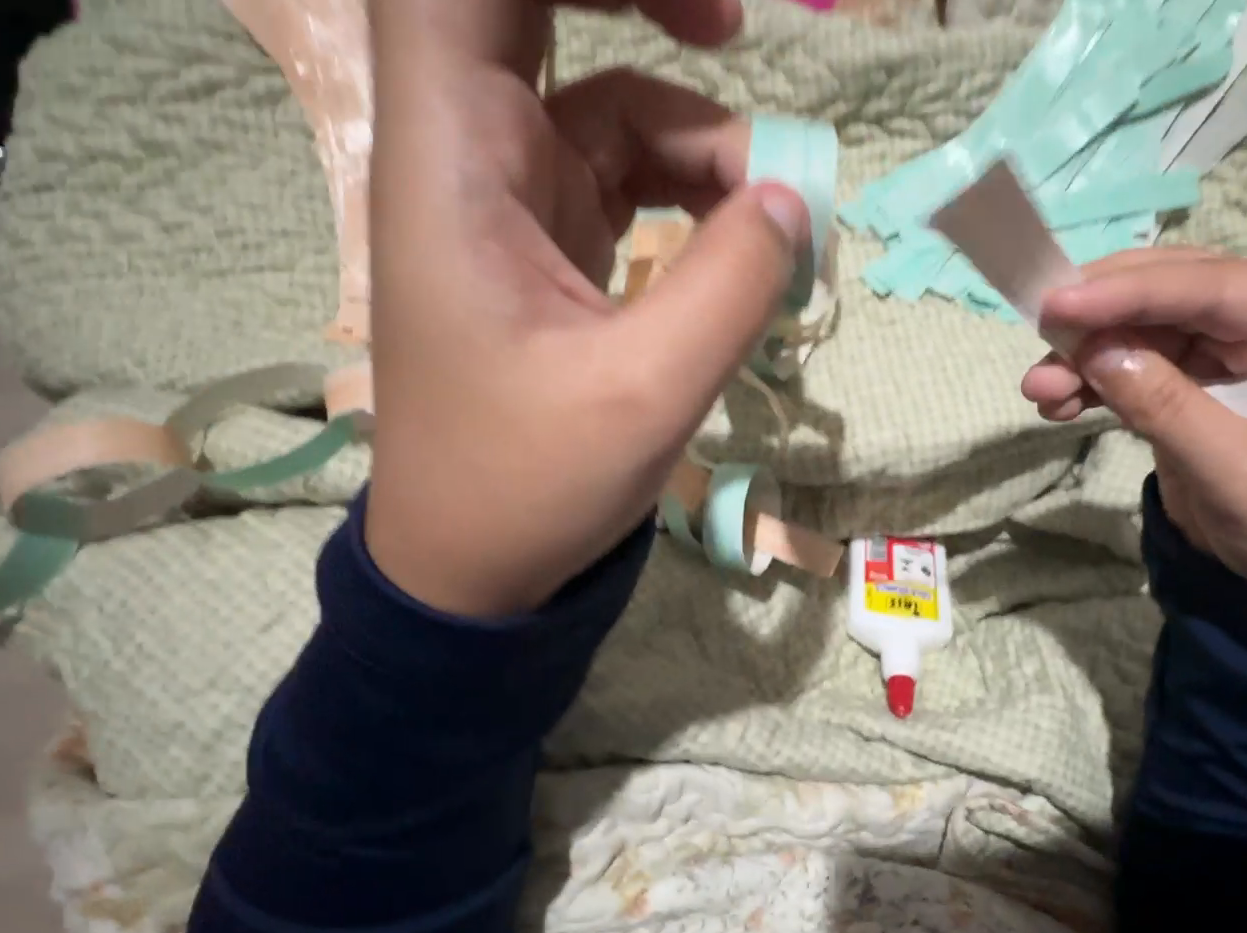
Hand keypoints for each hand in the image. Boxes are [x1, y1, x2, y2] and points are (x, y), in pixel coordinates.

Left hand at [364, 0, 810, 615]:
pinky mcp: (549, 241)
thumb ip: (731, 288)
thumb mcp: (647, 395)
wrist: (475, 563)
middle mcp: (469, 154)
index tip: (700, 14)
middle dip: (644, 5)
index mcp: (453, 164)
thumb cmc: (531, 486)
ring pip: (609, 100)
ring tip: (773, 221)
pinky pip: (628, 172)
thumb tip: (793, 203)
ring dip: (700, 141)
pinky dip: (693, 192)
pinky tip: (741, 244)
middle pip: (533, 9)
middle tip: (734, 34)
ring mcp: (511, 196)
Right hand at [1023, 248, 1246, 596]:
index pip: (1214, 288)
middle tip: (1042, 329)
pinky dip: (1090, 381)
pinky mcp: (1190, 387)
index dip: (1134, 290)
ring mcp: (1226, 357)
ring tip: (1038, 389)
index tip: (1062, 302)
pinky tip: (1055, 404)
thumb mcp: (1235, 470)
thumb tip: (1095, 351)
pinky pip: (1132, 366)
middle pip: (1173, 293)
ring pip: (1143, 329)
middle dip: (1104, 312)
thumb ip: (1167, 405)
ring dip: (1086, 352)